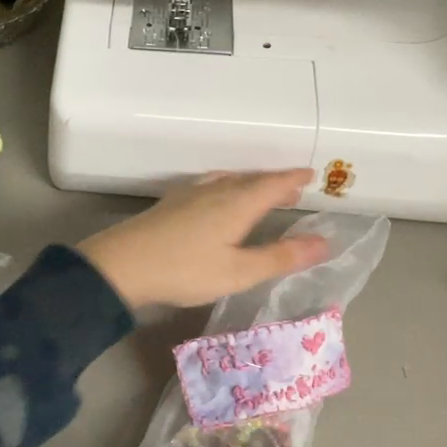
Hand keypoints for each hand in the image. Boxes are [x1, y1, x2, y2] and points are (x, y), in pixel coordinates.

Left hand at [76, 170, 326, 309]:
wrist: (121, 265)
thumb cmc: (184, 270)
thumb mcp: (238, 272)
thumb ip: (280, 257)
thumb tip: (324, 242)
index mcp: (236, 203)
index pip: (272, 184)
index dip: (293, 178)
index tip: (311, 174)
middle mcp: (214, 191)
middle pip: (250, 179)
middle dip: (273, 181)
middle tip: (292, 186)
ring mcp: (188, 195)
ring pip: (227, 180)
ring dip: (248, 183)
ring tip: (258, 192)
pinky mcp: (169, 204)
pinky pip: (207, 185)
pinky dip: (224, 187)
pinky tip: (215, 198)